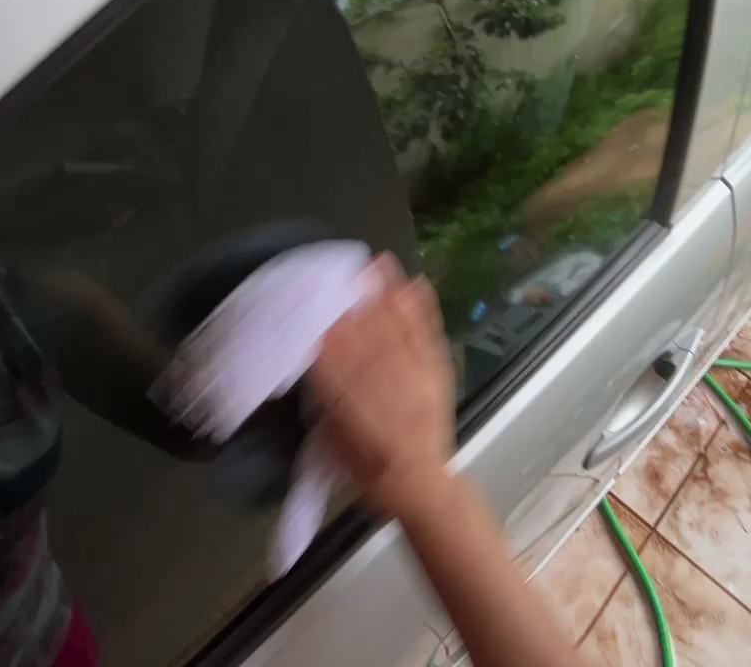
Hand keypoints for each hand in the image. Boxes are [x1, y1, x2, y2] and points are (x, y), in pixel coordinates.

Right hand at [308, 259, 457, 518]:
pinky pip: (428, 340)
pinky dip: (422, 311)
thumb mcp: (333, 443)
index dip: (329, 339)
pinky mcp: (437, 375)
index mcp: (356, 413)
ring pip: (399, 335)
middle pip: (371, 344)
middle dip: (358, 307)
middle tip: (345, 273)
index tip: (318, 308)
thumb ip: (325, 403)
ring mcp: (417, 382)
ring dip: (389, 298)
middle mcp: (388, 395)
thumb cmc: (368, 468)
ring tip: (379, 265)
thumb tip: (313, 359)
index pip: (339, 371)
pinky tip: (414, 285)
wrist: (420, 485)